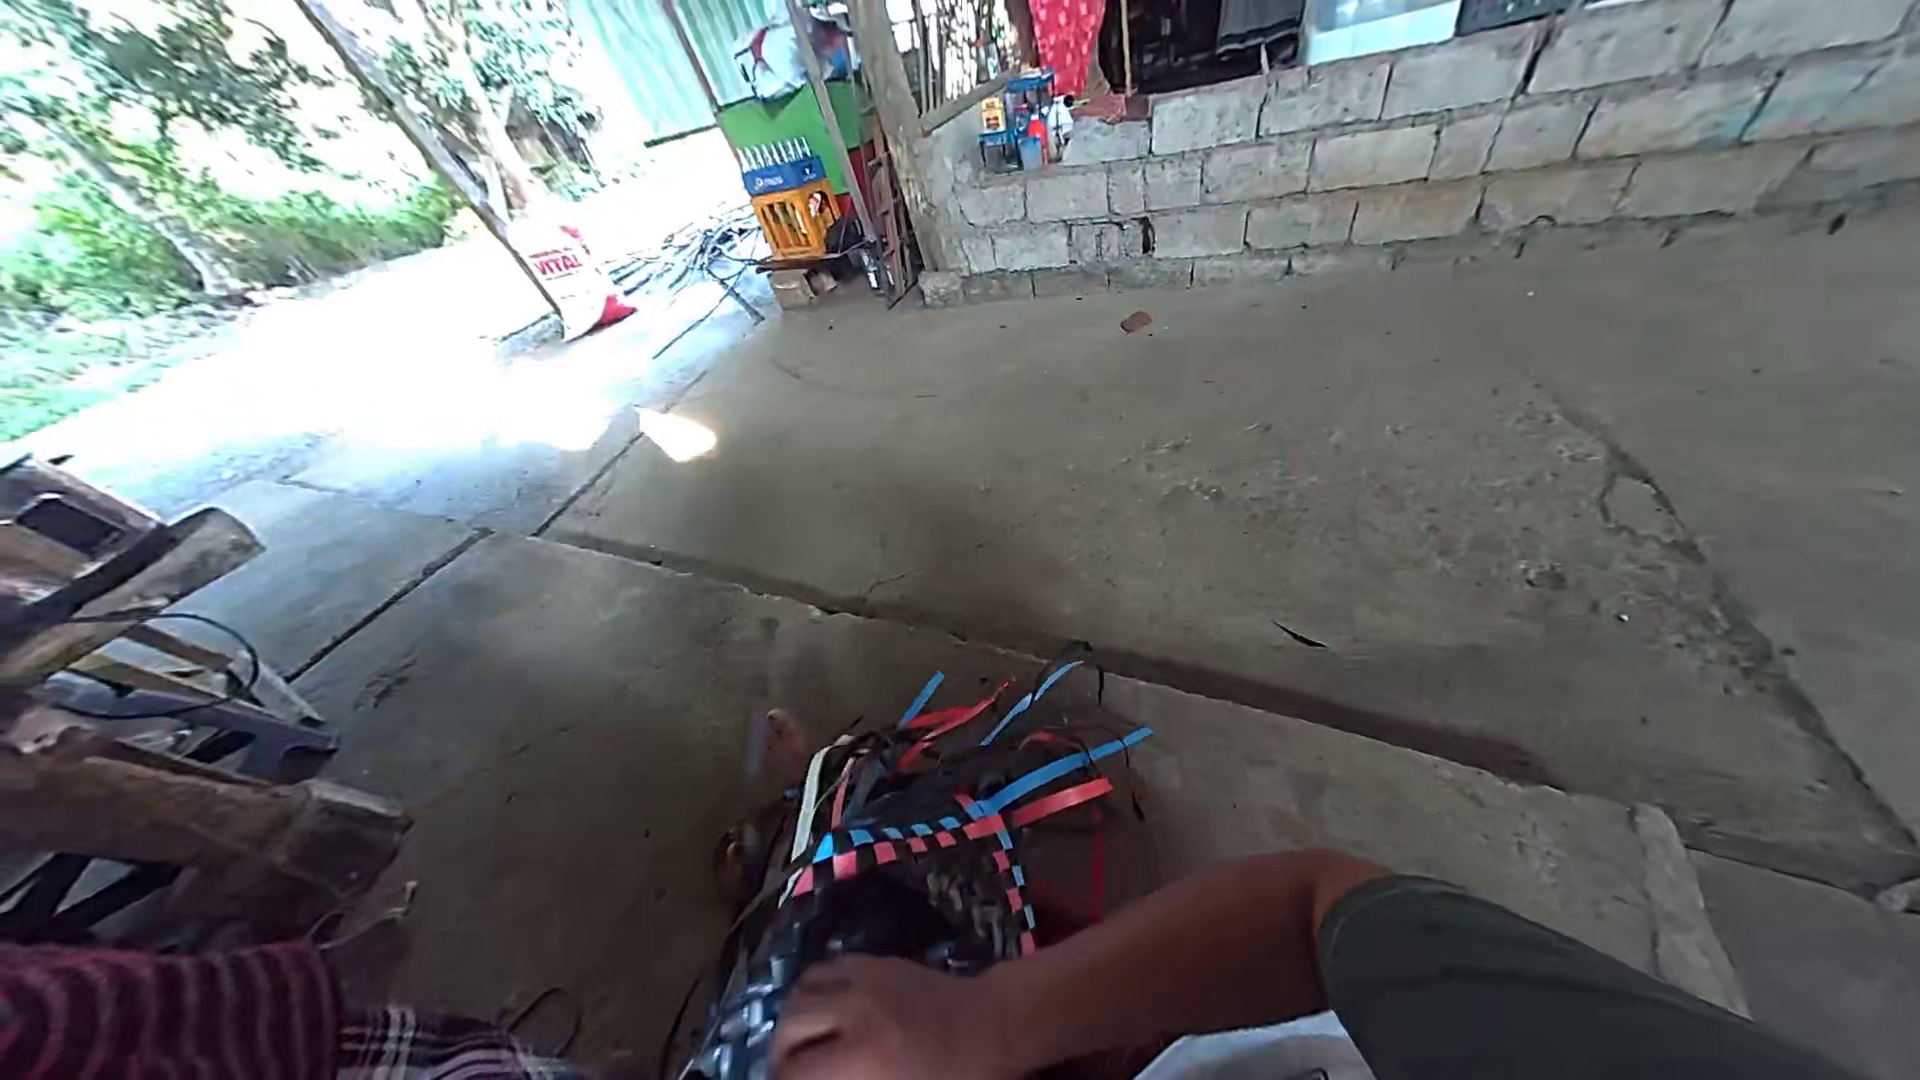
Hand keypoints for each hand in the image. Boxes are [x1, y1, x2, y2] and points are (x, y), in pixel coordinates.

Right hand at [771, 955, 1020, 1079]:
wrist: (987, 1024)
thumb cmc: (949, 1076)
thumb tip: (815, 1078)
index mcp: (860, 1057)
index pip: (794, 1070)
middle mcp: (855, 1010)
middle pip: (790, 1022)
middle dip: (779, 1051)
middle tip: (787, 1069)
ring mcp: (866, 978)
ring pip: (804, 985)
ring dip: (793, 1013)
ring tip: (800, 1037)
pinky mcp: (878, 960)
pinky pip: (831, 964)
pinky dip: (816, 984)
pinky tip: (823, 1004)